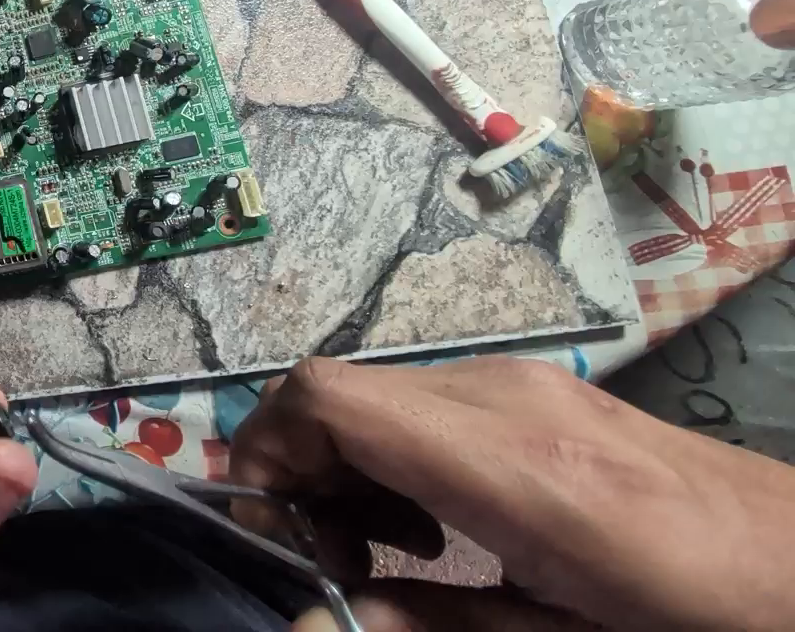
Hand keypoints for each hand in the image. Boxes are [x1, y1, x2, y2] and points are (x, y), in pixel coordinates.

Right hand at [231, 355, 794, 631]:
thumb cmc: (716, 625)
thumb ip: (435, 627)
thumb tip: (314, 622)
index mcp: (520, 471)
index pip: (329, 401)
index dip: (268, 449)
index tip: (273, 526)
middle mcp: (497, 396)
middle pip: (325, 388)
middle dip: (291, 465)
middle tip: (323, 551)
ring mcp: (507, 378)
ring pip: (355, 390)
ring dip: (331, 461)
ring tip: (378, 542)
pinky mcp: (516, 381)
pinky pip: (399, 398)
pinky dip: (375, 449)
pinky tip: (426, 514)